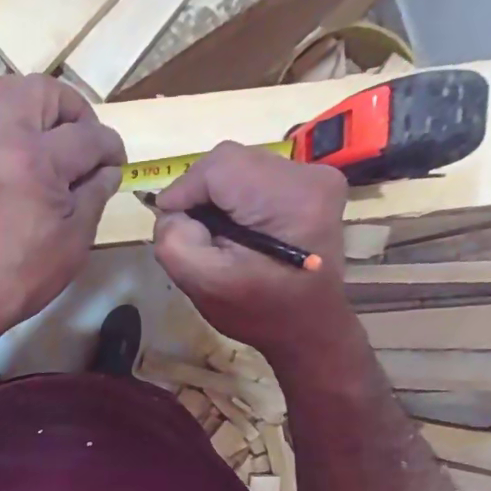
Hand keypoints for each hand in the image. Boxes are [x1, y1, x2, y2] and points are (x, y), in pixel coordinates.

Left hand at [0, 69, 126, 341]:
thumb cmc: (27, 272)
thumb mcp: (76, 238)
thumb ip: (96, 193)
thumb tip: (109, 169)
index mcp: (38, 161)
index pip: (88, 136)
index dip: (111, 147)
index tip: (117, 162)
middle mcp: (0, 135)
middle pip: (44, 91)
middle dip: (74, 110)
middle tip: (85, 140)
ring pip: (2, 86)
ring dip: (32, 97)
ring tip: (46, 123)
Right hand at [152, 142, 351, 364]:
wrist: (310, 330)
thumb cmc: (261, 313)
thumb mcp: (205, 286)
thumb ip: (175, 240)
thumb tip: (173, 210)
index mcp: (290, 198)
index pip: (217, 168)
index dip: (185, 192)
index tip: (178, 227)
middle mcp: (310, 176)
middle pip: (230, 161)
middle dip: (203, 194)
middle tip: (199, 234)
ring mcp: (317, 176)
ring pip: (242, 165)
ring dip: (220, 195)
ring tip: (220, 234)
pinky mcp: (315, 183)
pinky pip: (258, 174)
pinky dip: (240, 196)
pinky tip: (242, 228)